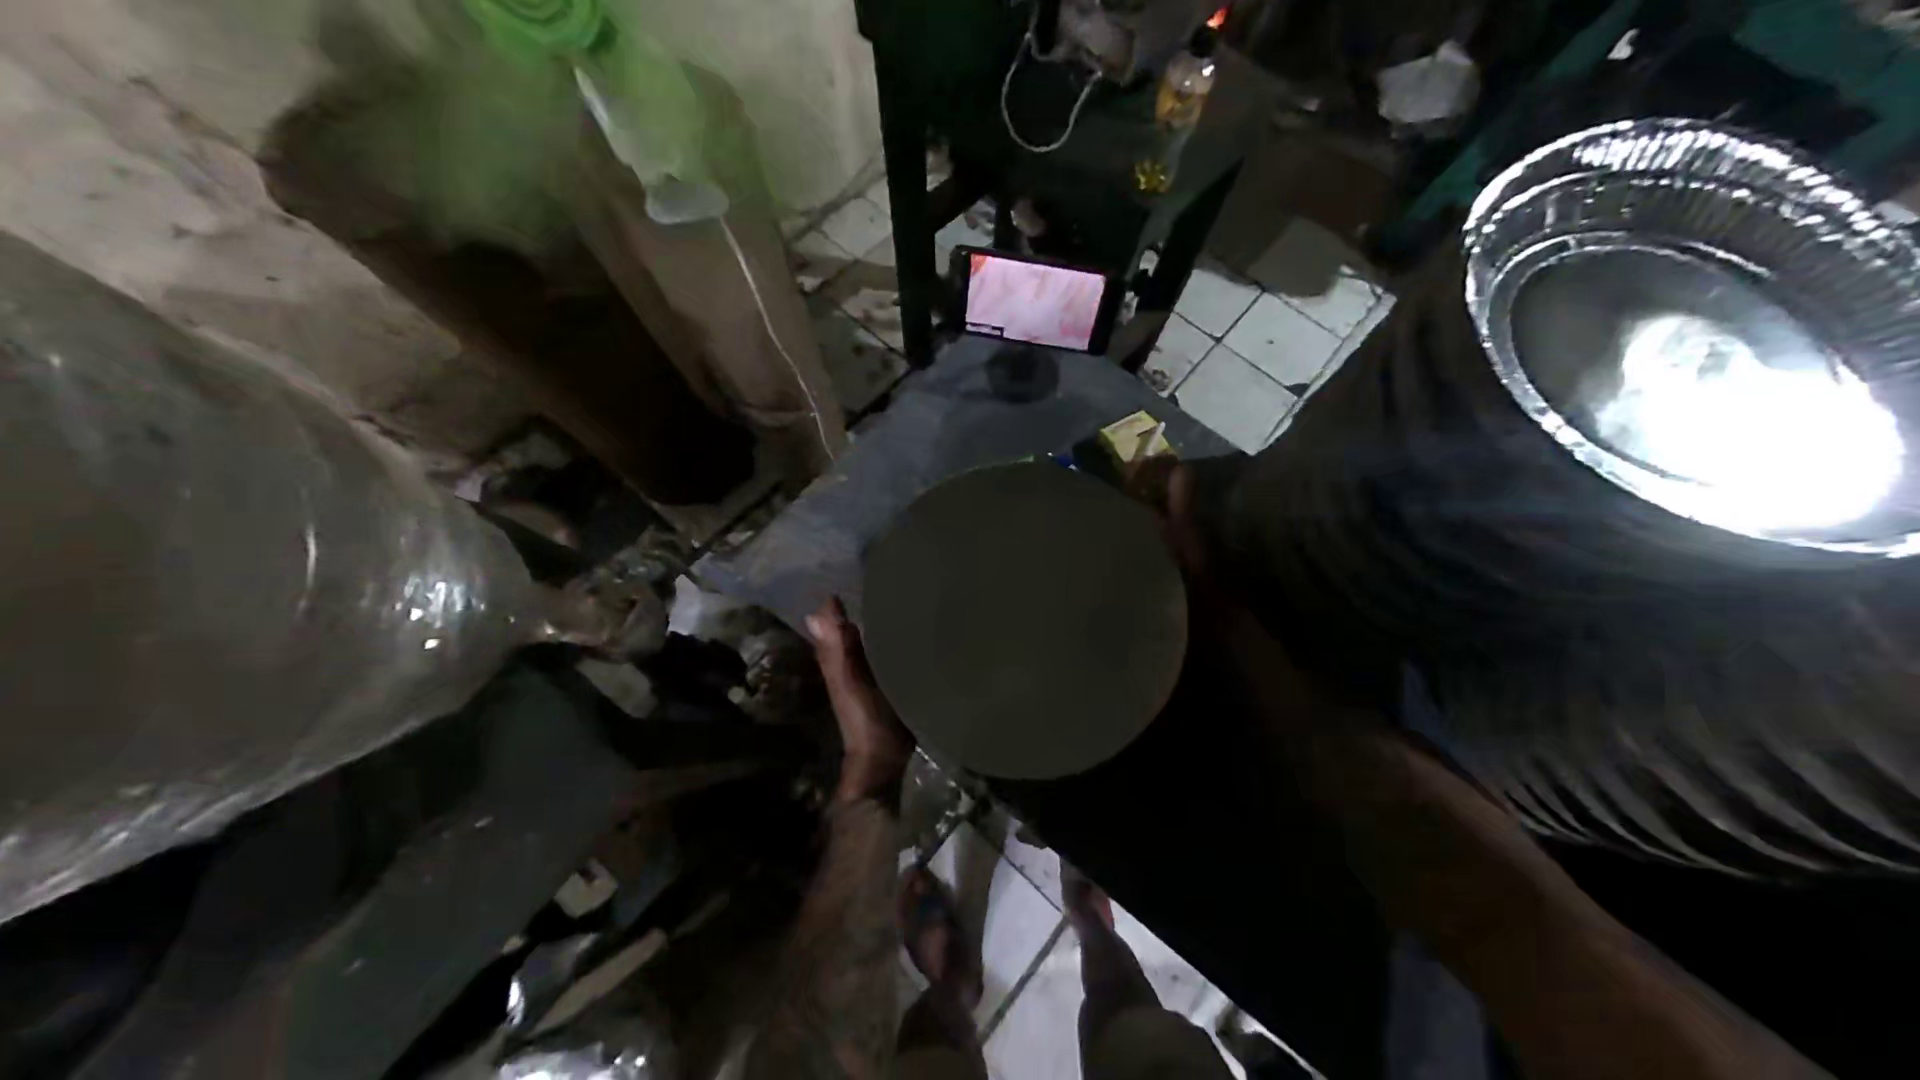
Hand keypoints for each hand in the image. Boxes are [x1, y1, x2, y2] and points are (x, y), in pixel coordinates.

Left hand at [807, 597, 913, 804]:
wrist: (886, 759)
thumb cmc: (865, 720)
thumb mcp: (849, 682)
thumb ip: (836, 651)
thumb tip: (814, 612)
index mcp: (838, 662)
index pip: (836, 625)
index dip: (840, 605)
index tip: (859, 579)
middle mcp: (851, 666)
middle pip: (852, 632)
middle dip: (862, 609)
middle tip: (888, 583)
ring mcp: (871, 677)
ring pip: (872, 643)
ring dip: (881, 626)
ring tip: (904, 601)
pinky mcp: (891, 686)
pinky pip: (889, 657)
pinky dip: (896, 644)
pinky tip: (914, 635)